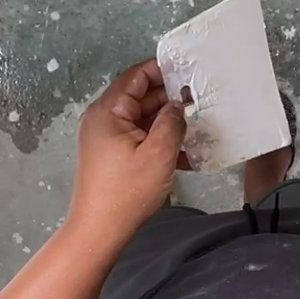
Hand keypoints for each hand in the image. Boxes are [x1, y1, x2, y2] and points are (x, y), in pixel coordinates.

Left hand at [69, 59, 186, 240]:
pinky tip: (183, 152)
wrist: (100, 229)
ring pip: (142, 118)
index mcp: (109, 111)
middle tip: (199, 99)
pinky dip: (158, 139)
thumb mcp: (158, 153)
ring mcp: (107, 137)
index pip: (136, 76)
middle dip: (169, 97)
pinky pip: (139, 136)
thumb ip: (172, 121)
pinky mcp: (112, 154)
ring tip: (196, 124)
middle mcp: (103, 119)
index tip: (188, 70)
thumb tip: (179, 103)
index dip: (162, 69)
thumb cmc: (126, 191)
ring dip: (167, 121)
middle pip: (140, 96)